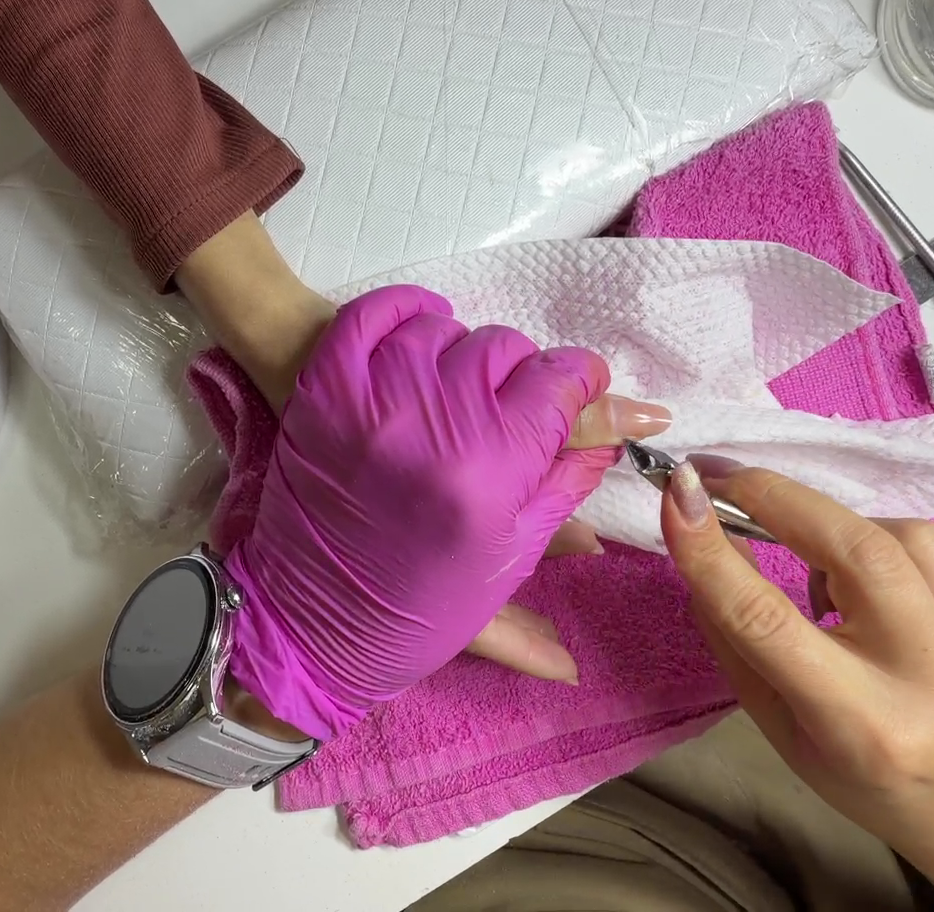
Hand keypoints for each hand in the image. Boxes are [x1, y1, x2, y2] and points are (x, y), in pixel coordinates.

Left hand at [224, 286, 671, 740]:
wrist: (310, 623)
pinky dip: (401, 309)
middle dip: (520, 370)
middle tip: (512, 399)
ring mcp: (369, 404)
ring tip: (459, 381)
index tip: (581, 383)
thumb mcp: (508, 559)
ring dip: (460, 348)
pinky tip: (420, 324)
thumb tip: (624, 422)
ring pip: (439, 329)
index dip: (581, 379)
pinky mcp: (321, 392)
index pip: (556, 386)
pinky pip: (369, 318)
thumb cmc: (418, 608)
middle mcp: (431, 429)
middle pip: (500, 350)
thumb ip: (565, 483)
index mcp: (487, 475)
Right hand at [659, 460, 933, 867]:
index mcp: (862, 727)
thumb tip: (703, 533)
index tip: (678, 488)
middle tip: (725, 475)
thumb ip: (734, 630)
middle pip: (858, 554)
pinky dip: (886, 548)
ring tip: (817, 561)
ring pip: (902, 537)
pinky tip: (877, 588)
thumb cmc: (854, 772)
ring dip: (836, 527)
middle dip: (778, 497)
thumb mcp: (772, 718)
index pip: (768, 621)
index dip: (713, 549)